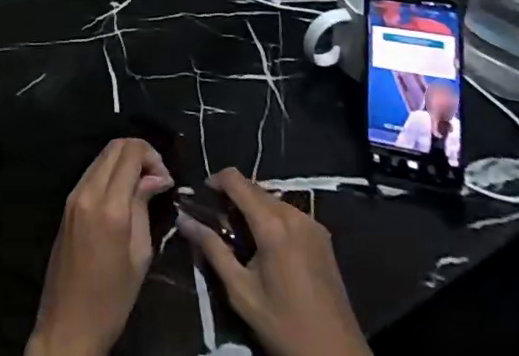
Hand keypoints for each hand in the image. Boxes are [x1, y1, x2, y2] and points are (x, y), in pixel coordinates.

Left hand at [27, 138, 174, 355]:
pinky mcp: (66, 206)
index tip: (166, 180)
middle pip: (115, 146)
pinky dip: (111, 172)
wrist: (66, 328)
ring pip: (102, 156)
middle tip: (157, 178)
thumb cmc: (111, 299)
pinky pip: (92, 173)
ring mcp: (73, 198)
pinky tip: (123, 194)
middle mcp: (87, 192)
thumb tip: (156, 177)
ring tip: (143, 185)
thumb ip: (144, 206)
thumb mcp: (139, 254)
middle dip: (140, 152)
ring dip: (125, 160)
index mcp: (109, 206)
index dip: (153, 156)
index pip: (131, 152)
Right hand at [176, 168, 370, 355]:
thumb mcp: (240, 291)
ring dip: (253, 207)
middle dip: (234, 196)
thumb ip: (212, 250)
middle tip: (216, 220)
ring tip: (240, 235)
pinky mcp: (322, 234)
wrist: (334, 351)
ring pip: (274, 200)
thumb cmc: (282, 323)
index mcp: (272, 224)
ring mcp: (312, 222)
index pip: (238, 181)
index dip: (217, 179)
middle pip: (256, 188)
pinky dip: (273, 218)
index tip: (202, 193)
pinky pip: (290, 213)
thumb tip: (185, 220)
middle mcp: (294, 213)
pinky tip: (266, 244)